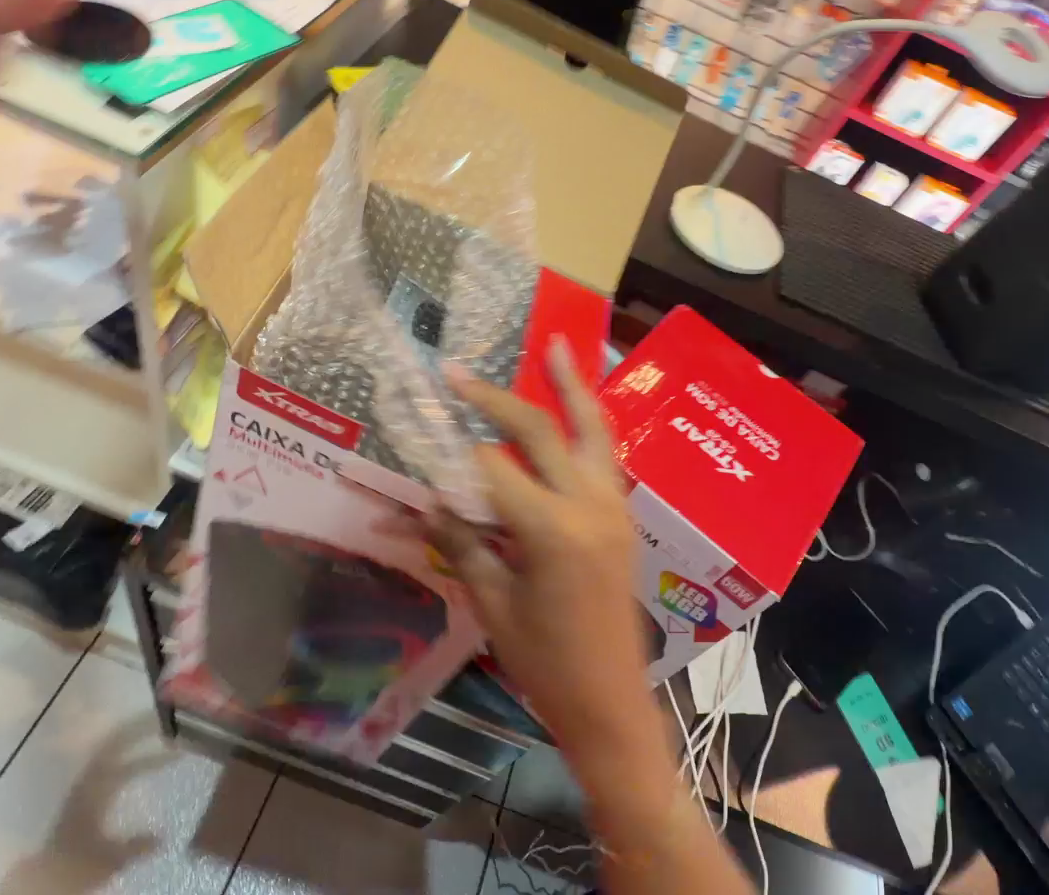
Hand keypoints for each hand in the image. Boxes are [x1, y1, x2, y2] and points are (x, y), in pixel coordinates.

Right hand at [428, 340, 656, 757]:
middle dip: (495, 400)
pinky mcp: (625, 517)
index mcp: (551, 530)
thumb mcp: (493, 605)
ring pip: (592, 431)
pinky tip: (572, 408)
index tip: (423, 442)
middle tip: (457, 373)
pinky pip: (604, 457)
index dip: (453, 456)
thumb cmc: (545, 663)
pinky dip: (587, 427)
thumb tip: (431, 498)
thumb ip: (465, 543)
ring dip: (570, 388)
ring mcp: (615, 507)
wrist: (611, 702)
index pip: (492, 470)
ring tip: (556, 346)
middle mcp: (589, 505)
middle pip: (539, 433)